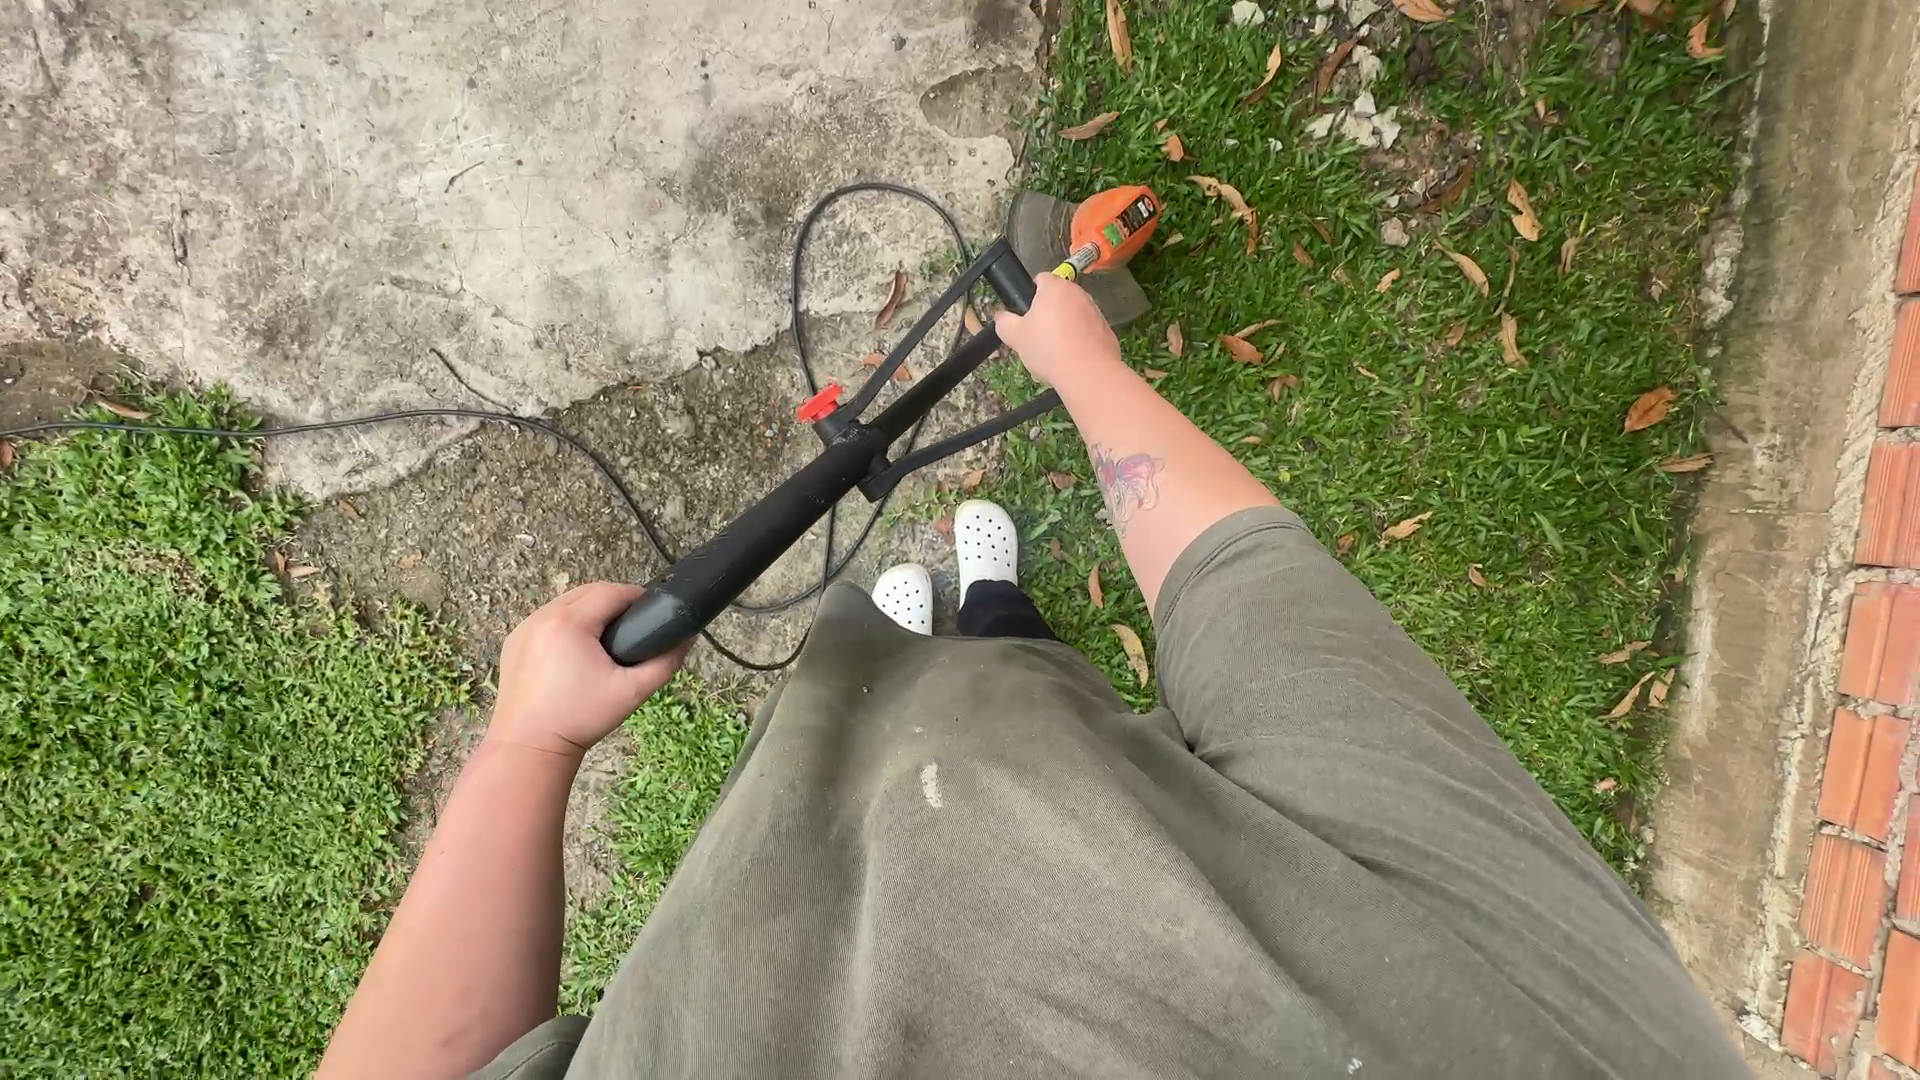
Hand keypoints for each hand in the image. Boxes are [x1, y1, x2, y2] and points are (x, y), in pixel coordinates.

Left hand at [486, 583, 689, 759]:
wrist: (529, 746)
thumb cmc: (581, 718)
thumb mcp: (634, 691)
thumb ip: (666, 661)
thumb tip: (688, 638)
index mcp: (569, 623)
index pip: (612, 592)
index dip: (637, 597)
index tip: (651, 613)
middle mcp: (542, 618)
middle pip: (588, 591)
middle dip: (615, 600)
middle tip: (635, 624)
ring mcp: (524, 629)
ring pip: (566, 603)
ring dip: (591, 609)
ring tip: (610, 635)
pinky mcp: (514, 642)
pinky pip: (548, 619)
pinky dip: (568, 623)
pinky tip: (580, 646)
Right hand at [993, 274, 1123, 384]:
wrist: (1087, 373)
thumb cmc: (1048, 349)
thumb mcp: (1014, 336)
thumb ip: (1004, 322)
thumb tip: (1001, 317)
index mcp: (1055, 288)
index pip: (1040, 279)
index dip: (1030, 296)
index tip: (1026, 316)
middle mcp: (1078, 293)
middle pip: (1057, 299)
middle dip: (1047, 316)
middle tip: (1037, 339)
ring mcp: (1095, 310)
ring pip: (1072, 316)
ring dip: (1062, 330)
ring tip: (1054, 355)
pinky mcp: (1106, 329)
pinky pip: (1086, 332)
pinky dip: (1078, 342)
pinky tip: (1071, 360)